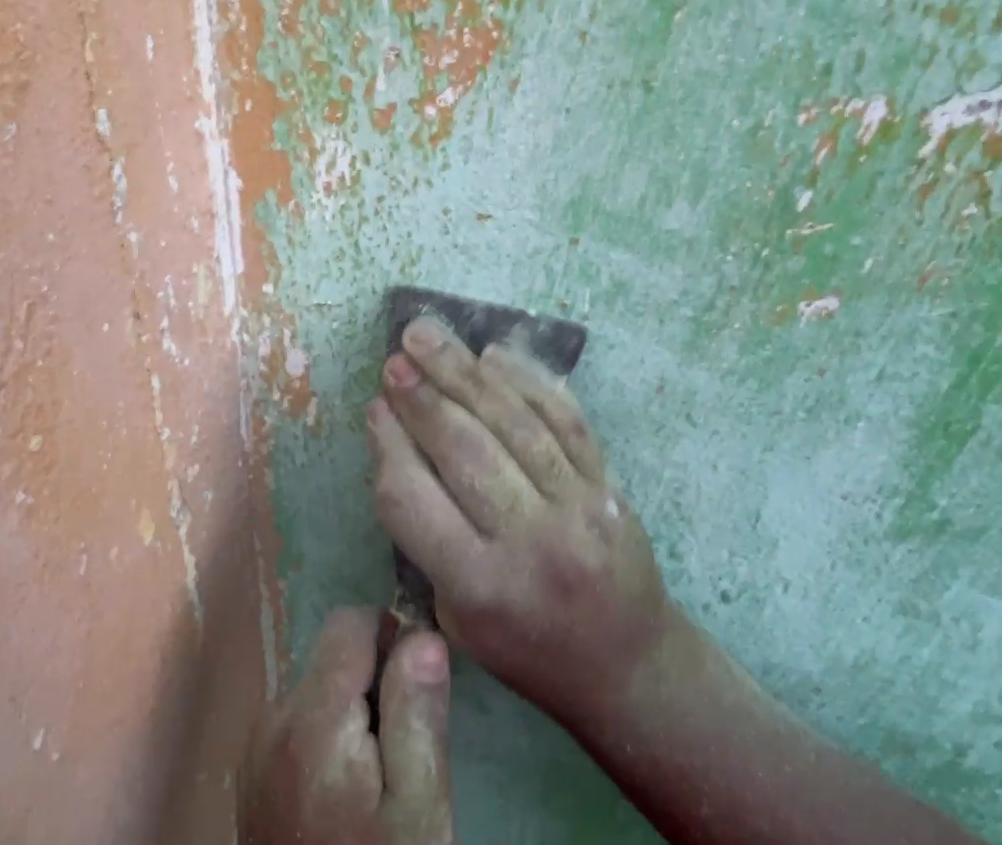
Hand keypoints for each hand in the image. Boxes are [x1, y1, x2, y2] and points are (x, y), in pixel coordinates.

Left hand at [243, 608, 454, 844]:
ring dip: (350, 712)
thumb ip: (416, 714)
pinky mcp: (252, 772)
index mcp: (311, 715)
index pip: (348, 623)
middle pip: (330, 656)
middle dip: (373, 682)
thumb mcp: (419, 805)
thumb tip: (423, 634)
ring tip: (377, 778)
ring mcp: (255, 745)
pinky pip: (295, 723)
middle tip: (404, 747)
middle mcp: (271, 716)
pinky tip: (345, 792)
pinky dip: (326, 736)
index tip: (420, 680)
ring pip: (315, 689)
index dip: (391, 636)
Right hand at [367, 316, 673, 727]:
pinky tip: (493, 354)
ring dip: (464, 373)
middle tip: (394, 360)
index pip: (413, 498)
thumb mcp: (455, 618)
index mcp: (480, 584)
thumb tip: (396, 450)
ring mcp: (577, 509)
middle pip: (464, 450)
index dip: (387, 447)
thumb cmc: (525, 649)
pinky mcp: (609, 487)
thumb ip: (425, 541)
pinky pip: (566, 420)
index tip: (372, 410)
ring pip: (513, 423)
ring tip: (426, 336)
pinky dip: (528, 381)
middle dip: (422, 398)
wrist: (628, 665)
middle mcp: (530, 542)